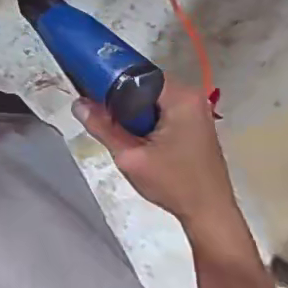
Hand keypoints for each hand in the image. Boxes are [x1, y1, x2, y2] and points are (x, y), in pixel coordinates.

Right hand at [75, 81, 254, 262]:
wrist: (209, 214)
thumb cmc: (173, 184)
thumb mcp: (130, 157)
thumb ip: (102, 127)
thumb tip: (77, 104)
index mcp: (180, 96)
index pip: (136, 73)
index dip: (110, 81)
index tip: (90, 92)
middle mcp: (191, 96)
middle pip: (143, 85)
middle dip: (120, 99)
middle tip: (100, 115)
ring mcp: (196, 110)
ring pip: (150, 99)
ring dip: (132, 111)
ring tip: (114, 128)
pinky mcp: (194, 123)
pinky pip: (161, 110)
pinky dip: (145, 119)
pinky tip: (134, 136)